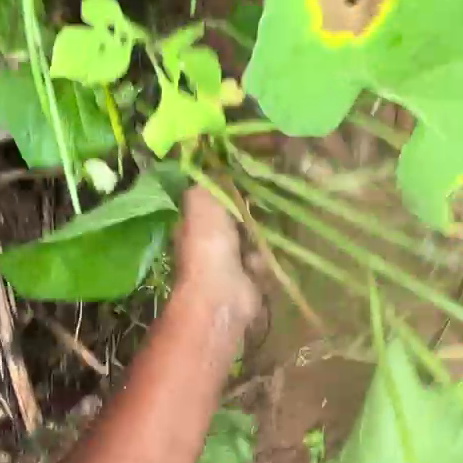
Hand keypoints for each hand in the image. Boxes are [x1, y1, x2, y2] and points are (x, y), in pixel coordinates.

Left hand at [173, 187, 261, 334]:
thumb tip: (221, 166)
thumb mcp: (203, 202)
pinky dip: (263, 262)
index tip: (253, 176)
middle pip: (239, 216)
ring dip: (260, 239)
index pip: (216, 197)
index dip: (232, 187)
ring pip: (255, 237)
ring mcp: (231, 260)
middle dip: (252, 213)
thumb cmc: (209, 246)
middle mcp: (211, 239)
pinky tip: (256, 265)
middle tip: (266, 204)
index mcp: (196, 220)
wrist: (221, 295)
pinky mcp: (250, 277)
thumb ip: (212, 183)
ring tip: (256, 241)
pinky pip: (264, 260)